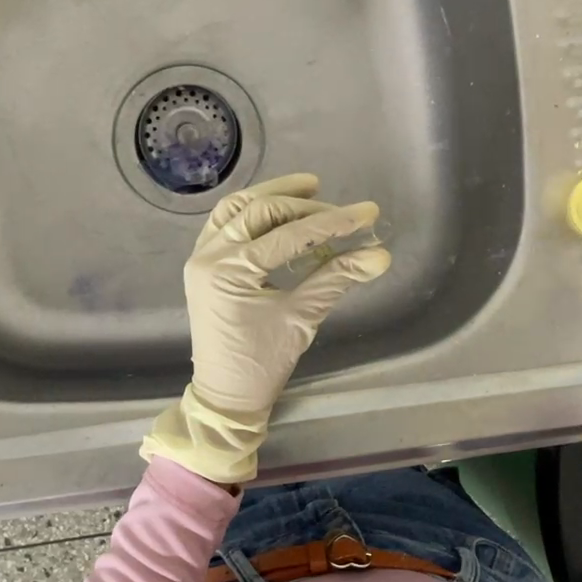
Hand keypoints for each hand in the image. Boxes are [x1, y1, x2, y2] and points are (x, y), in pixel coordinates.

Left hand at [140, 174, 391, 483]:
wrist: (226, 395)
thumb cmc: (262, 363)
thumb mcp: (301, 319)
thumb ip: (336, 279)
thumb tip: (381, 256)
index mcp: (229, 271)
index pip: (288, 235)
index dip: (331, 222)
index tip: (367, 213)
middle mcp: (208, 256)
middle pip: (259, 211)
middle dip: (303, 206)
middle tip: (340, 211)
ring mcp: (200, 258)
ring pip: (236, 210)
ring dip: (272, 196)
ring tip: (309, 187)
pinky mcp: (202, 264)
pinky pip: (224, 224)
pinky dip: (251, 212)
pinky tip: (277, 210)